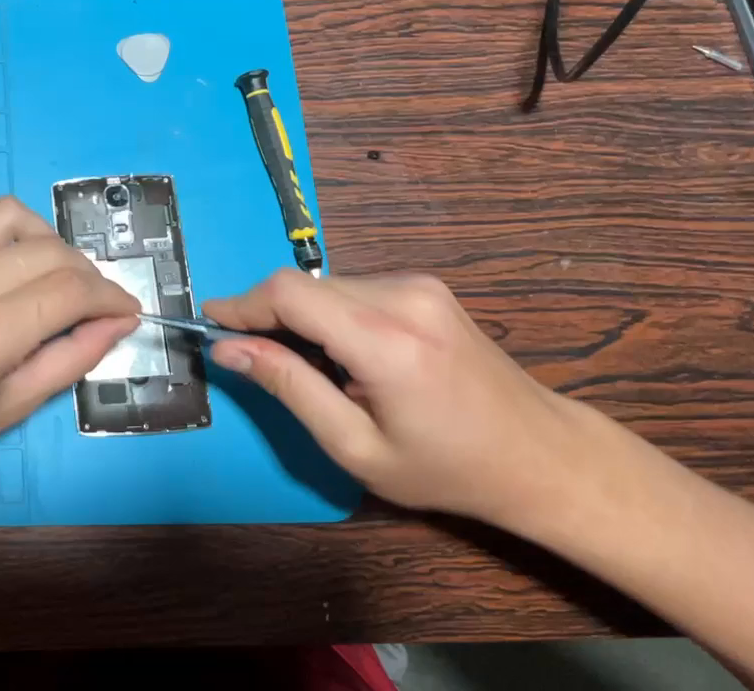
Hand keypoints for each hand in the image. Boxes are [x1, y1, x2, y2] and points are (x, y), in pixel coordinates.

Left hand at [0, 185, 140, 474]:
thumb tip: (120, 321)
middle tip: (92, 302)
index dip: (111, 297)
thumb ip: (72, 359)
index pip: (71, 292)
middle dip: (86, 273)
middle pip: (48, 251)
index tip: (126, 310)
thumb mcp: (13, 407)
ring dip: (43, 236)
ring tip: (49, 270)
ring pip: (8, 213)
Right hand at [202, 270, 602, 527]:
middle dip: (267, 314)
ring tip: (310, 366)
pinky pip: (352, 288)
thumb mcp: (355, 446)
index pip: (290, 293)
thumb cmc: (446, 467)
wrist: (542, 456)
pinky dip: (328, 313)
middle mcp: (403, 297)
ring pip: (325, 285)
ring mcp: (419, 286)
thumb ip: (288, 387)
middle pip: (303, 285)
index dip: (242, 304)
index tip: (211, 322)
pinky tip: (344, 353)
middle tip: (253, 356)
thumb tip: (228, 348)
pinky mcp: (425, 286)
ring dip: (299, 315)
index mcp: (387, 341)